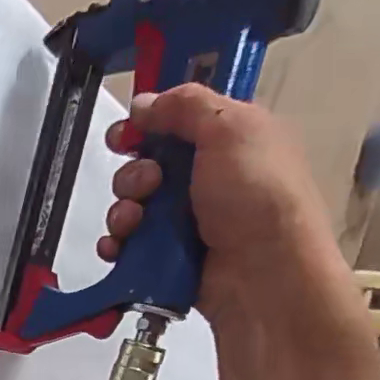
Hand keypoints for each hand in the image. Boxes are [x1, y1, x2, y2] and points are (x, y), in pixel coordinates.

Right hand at [96, 85, 341, 318]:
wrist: (264, 276)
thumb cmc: (257, 196)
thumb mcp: (232, 129)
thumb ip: (186, 106)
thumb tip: (143, 103)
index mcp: (228, 142)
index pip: (176, 123)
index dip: (147, 124)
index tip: (128, 132)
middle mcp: (204, 180)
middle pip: (144, 165)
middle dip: (134, 174)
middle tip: (149, 184)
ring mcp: (183, 222)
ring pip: (130, 206)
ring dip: (122, 211)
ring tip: (135, 223)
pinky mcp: (164, 258)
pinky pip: (126, 245)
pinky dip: (116, 245)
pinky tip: (118, 248)